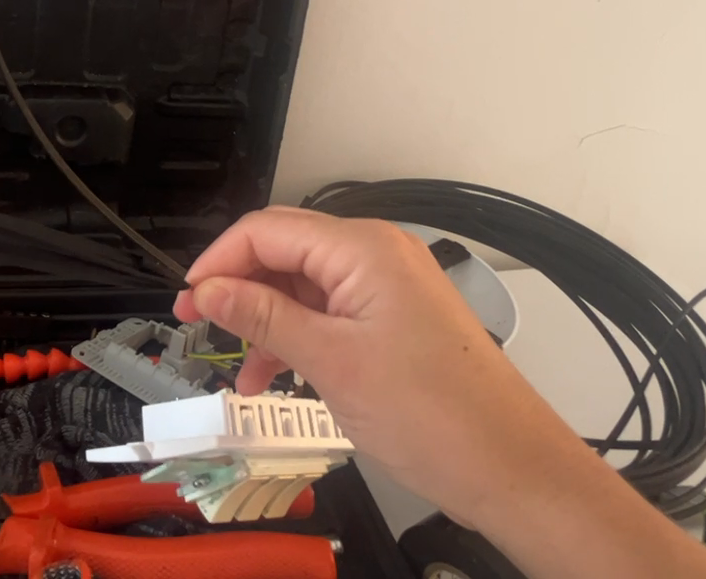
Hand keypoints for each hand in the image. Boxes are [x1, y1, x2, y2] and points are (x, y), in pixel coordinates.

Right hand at [175, 206, 705, 578]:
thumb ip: (262, 316)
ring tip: (233, 362)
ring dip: (264, 318)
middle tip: (194, 321)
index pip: (267, 230)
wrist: (519, 474)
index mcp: (361, 248)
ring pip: (302, 284)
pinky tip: (270, 376)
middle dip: (236, 284)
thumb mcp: (331, 362)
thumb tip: (205, 289)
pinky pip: (328, 312)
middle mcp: (374, 253)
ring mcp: (386, 285)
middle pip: (283, 251)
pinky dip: (296, 336)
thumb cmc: (430, 415)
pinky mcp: (393, 316)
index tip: (187, 299)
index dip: (219, 260)